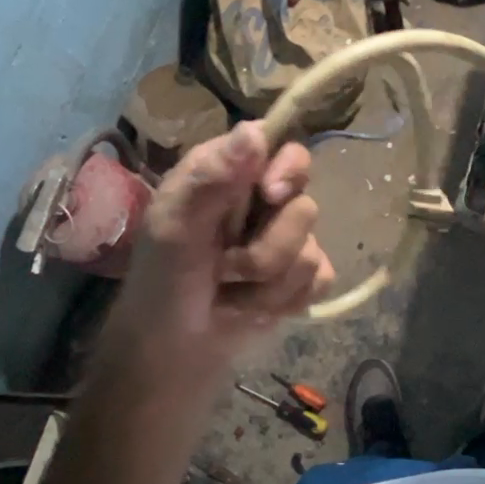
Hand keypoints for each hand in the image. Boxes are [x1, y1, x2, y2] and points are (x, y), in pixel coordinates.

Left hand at [97, 122, 334, 385]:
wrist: (173, 353)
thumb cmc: (163, 282)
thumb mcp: (174, 227)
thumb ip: (212, 179)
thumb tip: (253, 130)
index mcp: (230, 175)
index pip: (282, 149)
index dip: (287, 171)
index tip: (270, 195)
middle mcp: (262, 200)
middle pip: (304, 203)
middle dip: (267, 248)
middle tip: (226, 267)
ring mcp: (286, 240)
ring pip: (311, 250)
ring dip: (266, 284)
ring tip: (230, 294)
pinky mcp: (301, 279)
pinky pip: (320, 279)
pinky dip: (285, 300)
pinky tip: (254, 308)